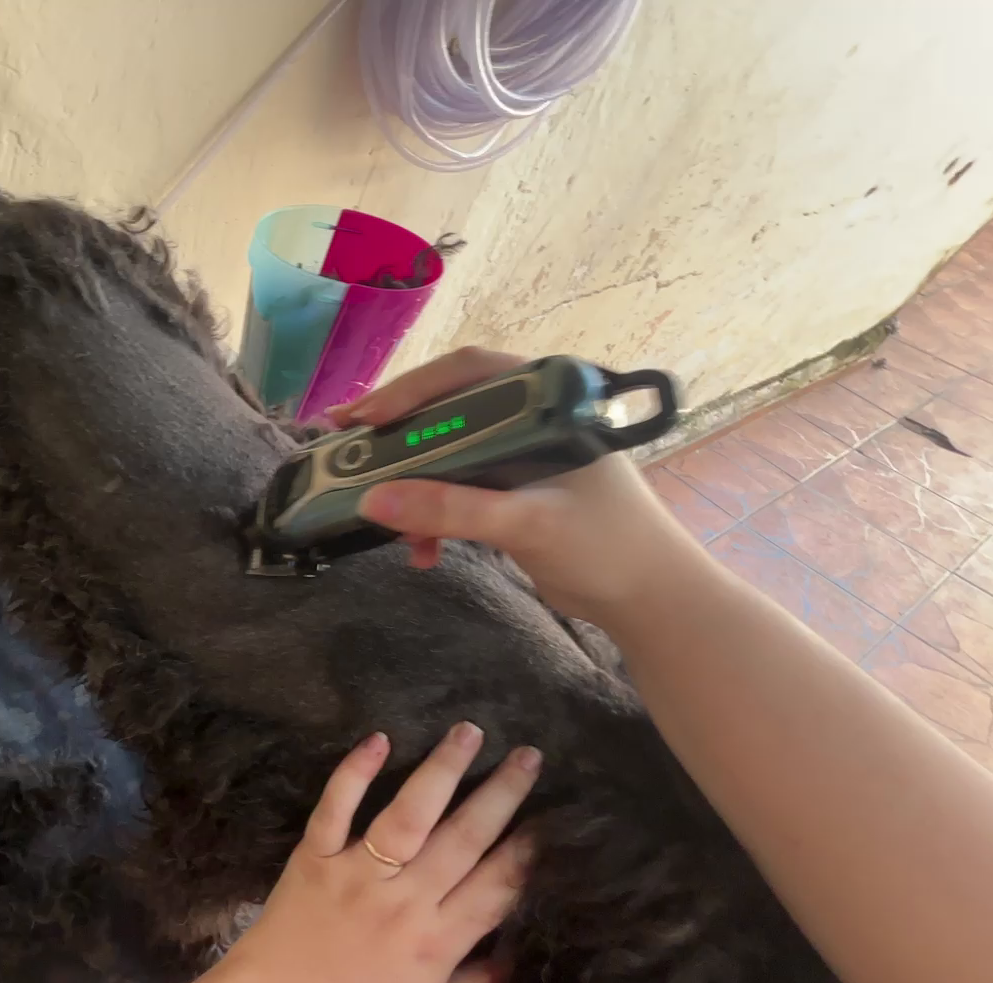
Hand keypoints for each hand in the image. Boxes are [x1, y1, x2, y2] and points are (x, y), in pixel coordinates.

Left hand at [207, 723, 540, 982]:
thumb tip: (522, 957)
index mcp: (438, 941)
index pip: (495, 886)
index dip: (527, 849)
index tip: (553, 815)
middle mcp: (403, 900)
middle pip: (462, 839)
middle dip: (500, 794)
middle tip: (528, 755)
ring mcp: (356, 872)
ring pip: (408, 815)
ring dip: (441, 770)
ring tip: (468, 732)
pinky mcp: (314, 854)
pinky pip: (336, 807)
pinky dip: (355, 772)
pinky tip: (379, 740)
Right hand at [325, 347, 705, 623]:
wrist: (649, 600)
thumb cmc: (607, 546)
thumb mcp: (526, 523)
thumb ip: (451, 509)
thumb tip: (371, 500)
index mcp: (545, 405)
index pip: (468, 373)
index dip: (410, 389)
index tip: (363, 417)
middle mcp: (526, 421)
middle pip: (444, 411)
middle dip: (392, 435)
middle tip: (343, 442)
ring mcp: (514, 456)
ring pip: (440, 453)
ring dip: (407, 485)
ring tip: (374, 514)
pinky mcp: (505, 491)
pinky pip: (449, 489)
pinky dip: (428, 516)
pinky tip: (421, 551)